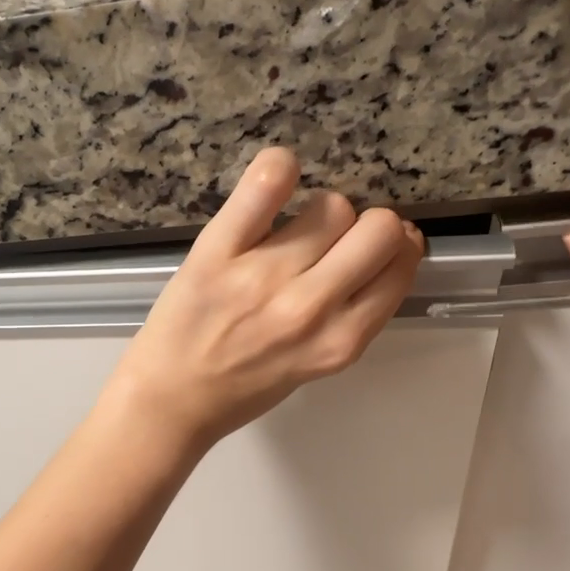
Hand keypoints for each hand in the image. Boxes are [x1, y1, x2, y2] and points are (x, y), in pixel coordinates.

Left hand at [107, 147, 424, 449]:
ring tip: (291, 236)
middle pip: (377, 228)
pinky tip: (274, 185)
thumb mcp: (314, 365)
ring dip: (319, 214)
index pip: (399, 266)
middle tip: (335, 244)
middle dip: (368, 228)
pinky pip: (265, 184)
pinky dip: (277, 170)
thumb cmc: (242, 388)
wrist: (170, 400)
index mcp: (339, 342)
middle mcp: (309, 308)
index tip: (380, 249)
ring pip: (330, 205)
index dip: (397, 248)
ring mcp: (263, 276)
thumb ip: (352, 315)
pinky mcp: (218, 251)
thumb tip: (392, 248)